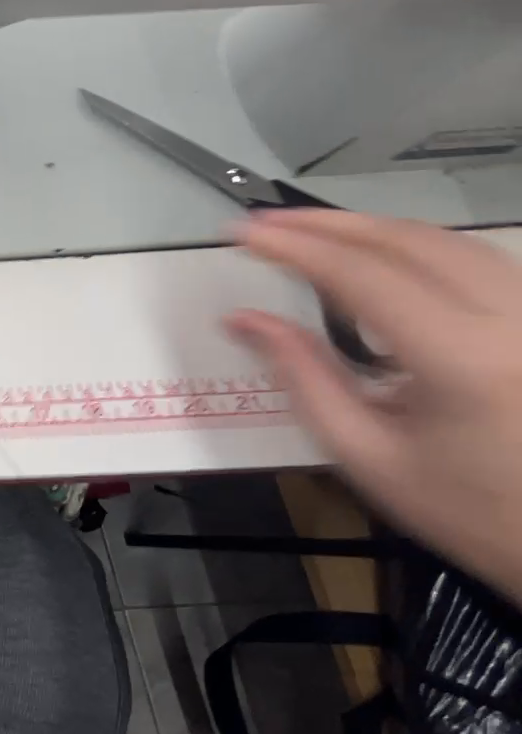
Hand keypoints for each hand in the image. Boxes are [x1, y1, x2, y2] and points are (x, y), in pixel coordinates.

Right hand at [232, 209, 521, 601]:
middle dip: (330, 224)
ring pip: (455, 242)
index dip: (295, 246)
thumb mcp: (364, 454)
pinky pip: (484, 263)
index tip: (239, 233)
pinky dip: (418, 248)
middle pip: (413, 242)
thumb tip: (243, 319)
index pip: (363, 276)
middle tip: (265, 223)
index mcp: (464, 359)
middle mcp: (517, 324)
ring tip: (311, 233)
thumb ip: (301, 376)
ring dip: (374, 229)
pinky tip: (380, 258)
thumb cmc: (470, 511)